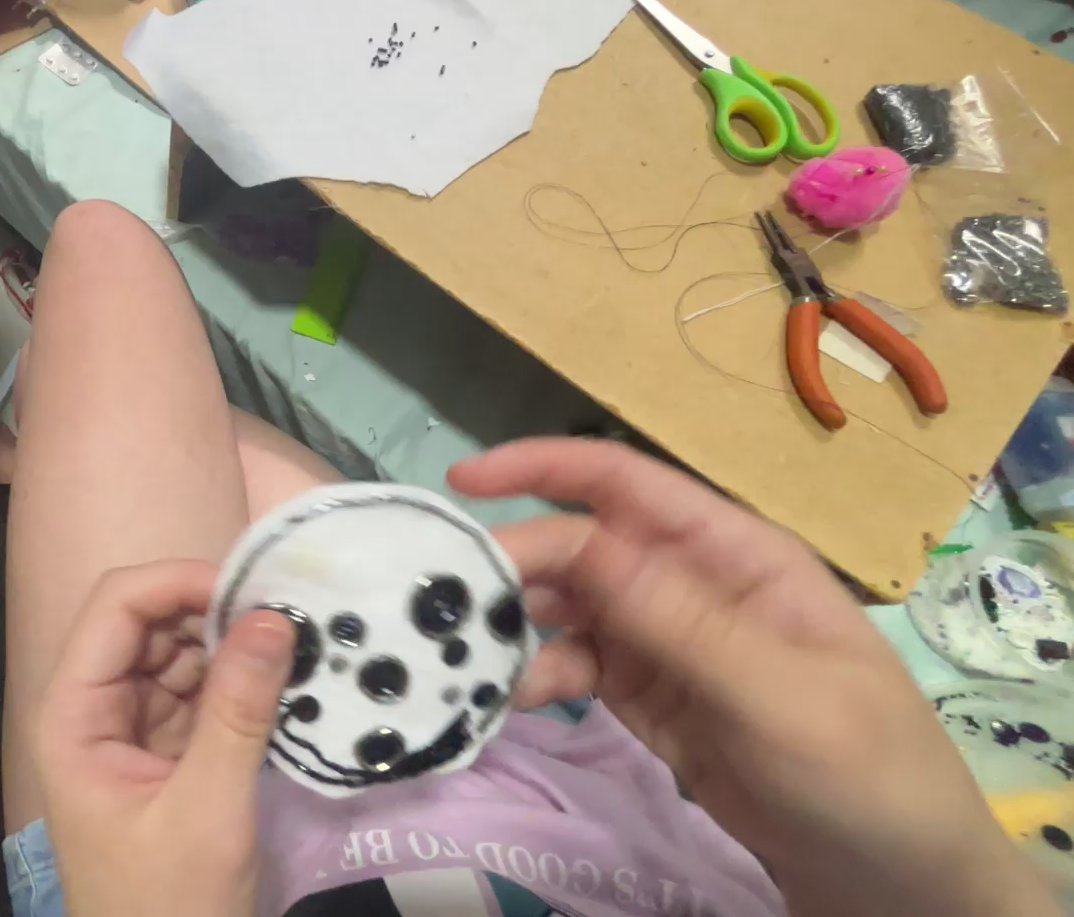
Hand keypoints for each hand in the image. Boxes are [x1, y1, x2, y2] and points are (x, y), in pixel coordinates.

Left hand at [34, 560, 295, 916]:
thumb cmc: (168, 910)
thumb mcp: (208, 812)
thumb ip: (238, 712)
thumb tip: (274, 617)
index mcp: (73, 711)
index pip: (116, 606)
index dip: (176, 582)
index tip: (248, 590)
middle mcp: (94, 703)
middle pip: (147, 620)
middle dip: (210, 611)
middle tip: (283, 617)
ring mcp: (129, 721)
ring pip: (176, 648)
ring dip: (228, 642)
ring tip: (290, 644)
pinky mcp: (164, 744)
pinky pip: (197, 687)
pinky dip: (235, 678)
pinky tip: (276, 679)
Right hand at [450, 438, 1052, 916]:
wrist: (885, 878)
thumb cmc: (864, 772)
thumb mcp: (783, 695)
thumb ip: (679, 618)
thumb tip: (576, 543)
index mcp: (725, 551)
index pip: (620, 482)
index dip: (539, 466)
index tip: (464, 480)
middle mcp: (676, 576)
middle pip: (574, 543)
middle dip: (516, 561)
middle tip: (457, 595)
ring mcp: (648, 628)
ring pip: (557, 597)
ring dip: (512, 618)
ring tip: (475, 650)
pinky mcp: (626, 678)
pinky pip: (561, 655)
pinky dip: (532, 669)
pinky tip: (517, 697)